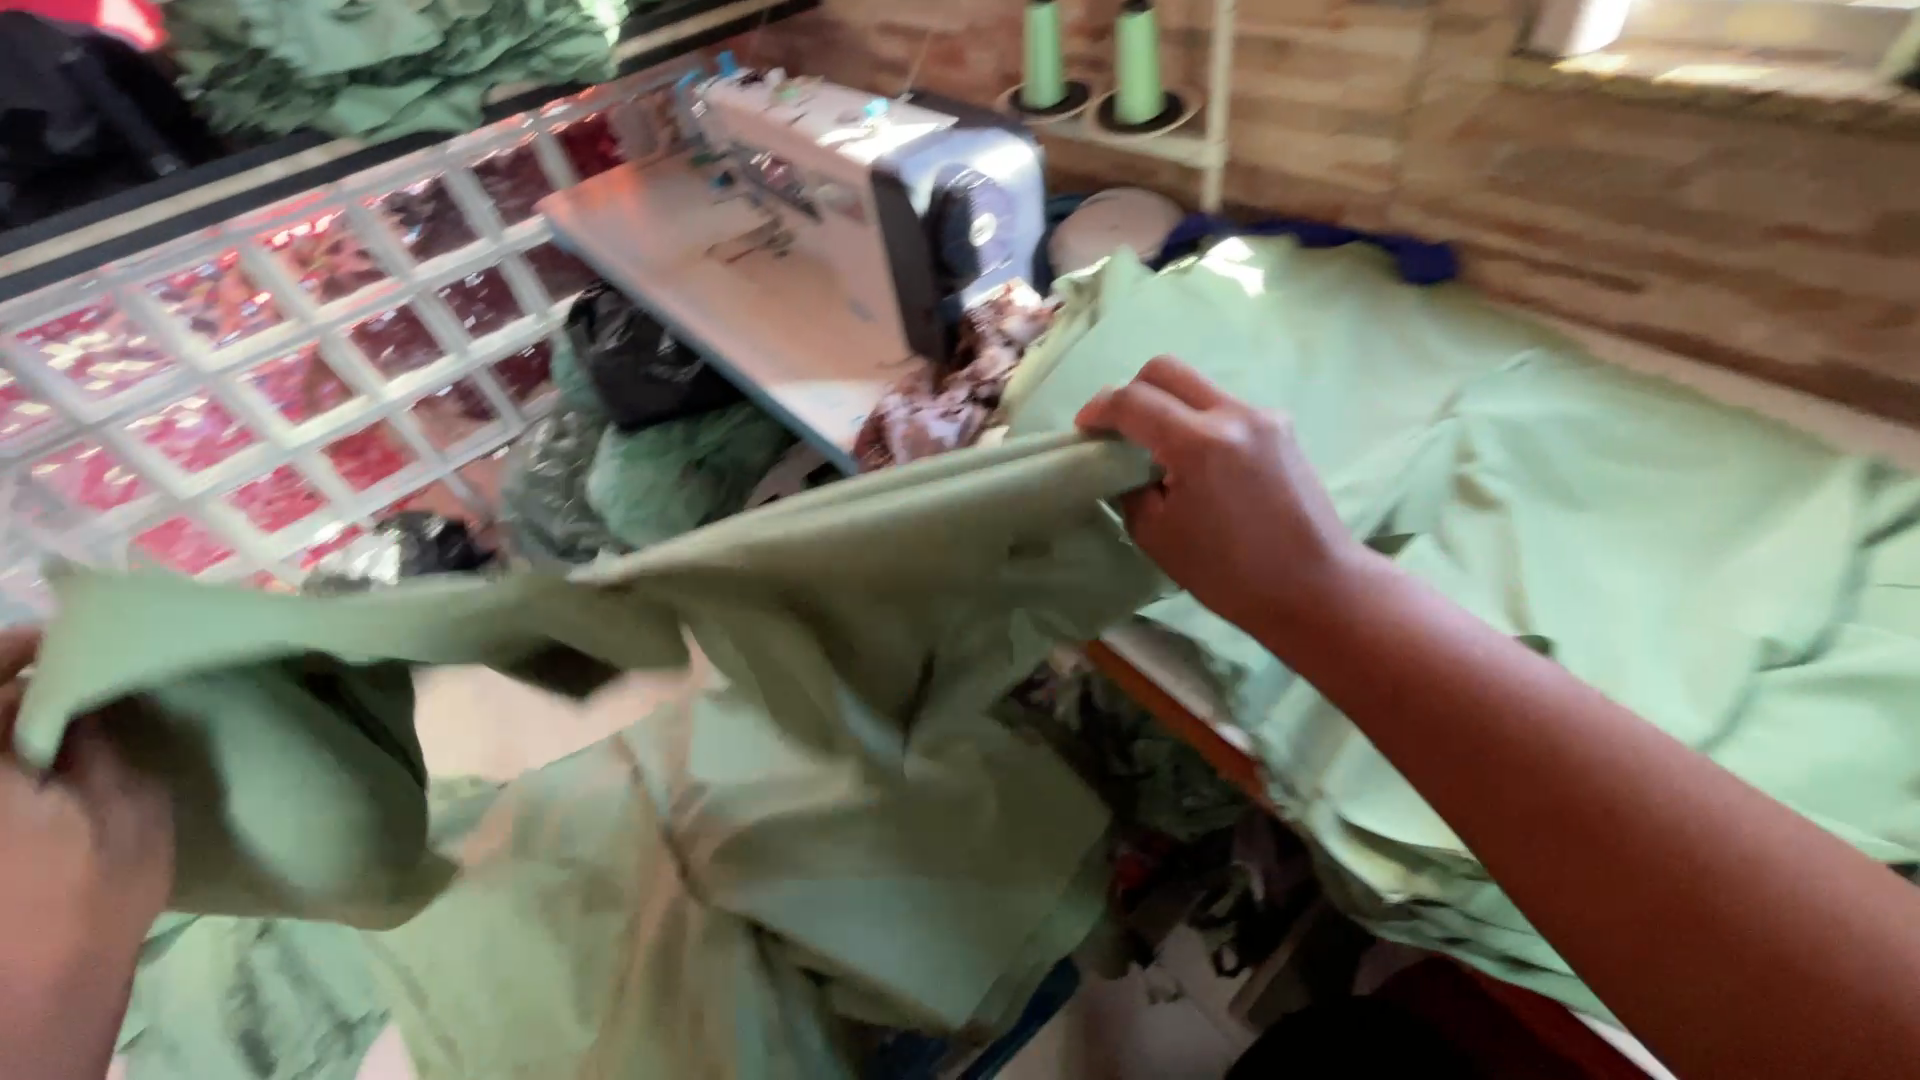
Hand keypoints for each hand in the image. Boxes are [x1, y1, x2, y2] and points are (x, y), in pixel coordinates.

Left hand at [0, 627, 172, 1073]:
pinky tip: (52, 755)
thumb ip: (104, 744)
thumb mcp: (126, 807)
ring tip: (73, 708)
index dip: (17, 648)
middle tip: (80, 668)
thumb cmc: (92, 894)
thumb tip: (94, 693)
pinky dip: (10, 753)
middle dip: (17, 682)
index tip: (70, 634)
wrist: (34, 993)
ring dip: (14, 719)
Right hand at [1075, 356, 1365, 633]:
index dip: (1098, 409)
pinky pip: (1224, 408)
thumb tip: (1124, 465)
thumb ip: (1130, 488)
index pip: (1132, 401)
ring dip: (1166, 406)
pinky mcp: (1281, 428)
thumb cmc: (1228, 574)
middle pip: (1165, 370)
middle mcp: (1233, 415)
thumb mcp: (1156, 535)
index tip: (1084, 428)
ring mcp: (1263, 417)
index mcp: (1198, 444)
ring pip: (1197, 387)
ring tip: (1156, 449)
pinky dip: (1198, 422)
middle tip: (1115, 426)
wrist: (1314, 587)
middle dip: (1129, 390)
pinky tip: (1196, 463)